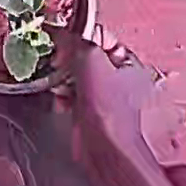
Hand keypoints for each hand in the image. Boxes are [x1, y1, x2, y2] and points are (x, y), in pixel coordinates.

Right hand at [61, 25, 160, 167]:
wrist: (106, 152)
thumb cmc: (106, 106)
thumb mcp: (91, 58)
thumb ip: (78, 39)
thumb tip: (63, 33)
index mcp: (127, 60)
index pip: (99, 35)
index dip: (79, 36)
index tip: (63, 41)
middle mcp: (119, 76)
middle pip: (85, 54)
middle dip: (68, 57)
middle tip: (58, 61)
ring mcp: (105, 95)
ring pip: (76, 73)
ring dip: (62, 76)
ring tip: (58, 83)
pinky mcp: (91, 111)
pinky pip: (72, 93)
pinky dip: (63, 94)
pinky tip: (60, 100)